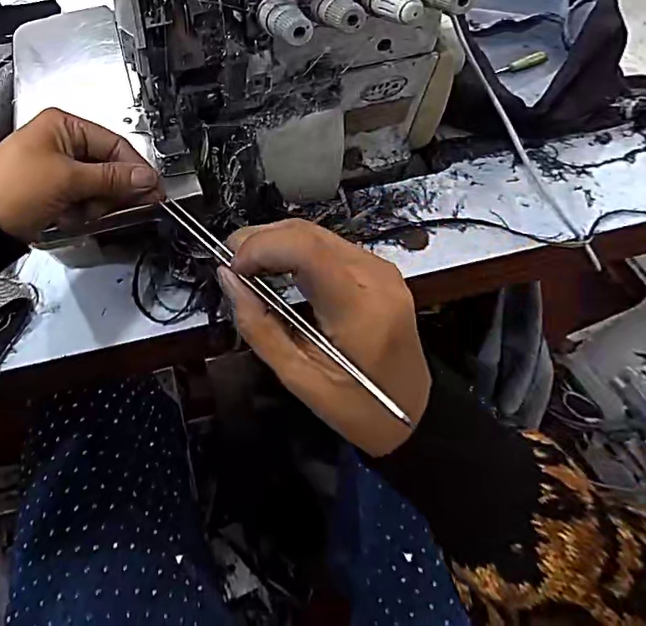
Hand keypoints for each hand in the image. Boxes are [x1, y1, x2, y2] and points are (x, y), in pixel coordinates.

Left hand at [0, 108, 161, 240]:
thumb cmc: (6, 190)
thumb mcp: (68, 179)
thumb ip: (112, 178)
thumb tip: (144, 177)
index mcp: (61, 124)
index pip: (114, 142)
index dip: (135, 167)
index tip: (152, 189)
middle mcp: (57, 142)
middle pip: (106, 165)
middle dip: (110, 189)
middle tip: (117, 206)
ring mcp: (51, 169)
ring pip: (94, 186)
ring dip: (92, 203)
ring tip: (78, 212)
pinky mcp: (45, 193)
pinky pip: (77, 200)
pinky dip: (77, 212)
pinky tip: (65, 218)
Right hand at [218, 220, 430, 455]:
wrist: (417, 414)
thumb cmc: (360, 409)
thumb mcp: (299, 378)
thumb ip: (259, 326)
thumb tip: (228, 279)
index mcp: (360, 309)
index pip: (305, 249)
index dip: (260, 246)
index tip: (233, 268)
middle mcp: (375, 277)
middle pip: (306, 232)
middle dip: (259, 240)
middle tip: (231, 266)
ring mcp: (380, 268)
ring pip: (313, 231)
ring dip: (274, 242)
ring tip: (249, 268)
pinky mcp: (376, 267)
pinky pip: (326, 243)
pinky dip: (293, 249)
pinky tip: (277, 269)